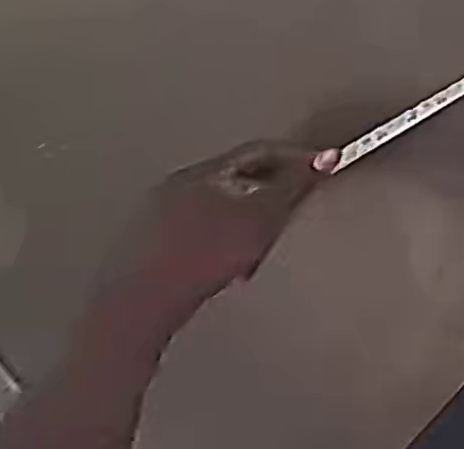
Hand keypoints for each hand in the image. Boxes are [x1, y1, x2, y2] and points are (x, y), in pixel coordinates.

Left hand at [108, 142, 337, 307]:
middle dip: (270, 191)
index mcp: (198, 174)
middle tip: (290, 205)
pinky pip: (196, 231)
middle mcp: (169, 191)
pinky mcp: (139, 251)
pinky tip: (228, 259)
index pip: (261, 150)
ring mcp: (148, 222)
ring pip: (218, 206)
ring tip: (258, 240)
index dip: (299, 157)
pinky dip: (221, 238)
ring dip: (246, 218)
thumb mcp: (270, 212)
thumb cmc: (200, 258)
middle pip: (238, 178)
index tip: (320, 167)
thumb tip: (326, 158)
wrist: (137, 312)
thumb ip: (301, 180)